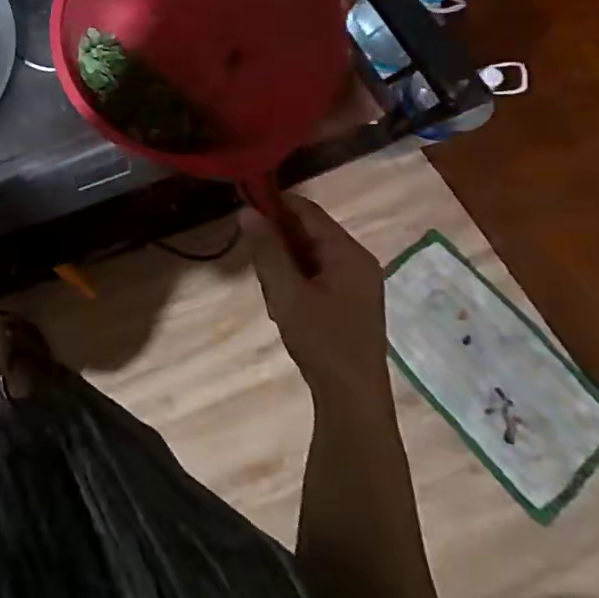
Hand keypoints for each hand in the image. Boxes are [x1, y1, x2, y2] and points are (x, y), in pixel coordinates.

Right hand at [246, 195, 389, 408]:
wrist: (352, 395)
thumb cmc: (321, 339)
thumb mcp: (286, 291)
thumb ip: (266, 249)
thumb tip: (247, 210)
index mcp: (348, 253)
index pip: (307, 210)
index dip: (274, 203)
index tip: (241, 205)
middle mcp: (357, 260)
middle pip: (308, 230)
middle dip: (276, 239)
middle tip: (253, 260)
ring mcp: (356, 281)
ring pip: (308, 253)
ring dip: (282, 262)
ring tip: (270, 289)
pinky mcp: (349, 299)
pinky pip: (315, 271)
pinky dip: (293, 277)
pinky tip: (282, 301)